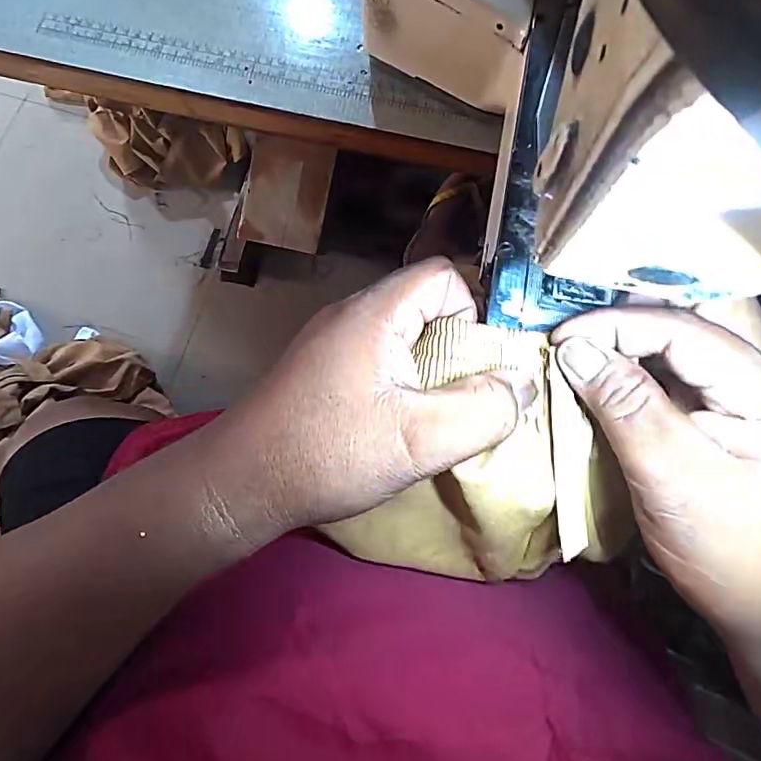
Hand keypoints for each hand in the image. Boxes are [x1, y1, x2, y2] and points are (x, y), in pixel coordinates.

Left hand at [213, 257, 533, 530]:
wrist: (237, 484)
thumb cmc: (325, 455)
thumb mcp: (417, 440)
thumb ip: (482, 411)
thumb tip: (522, 385)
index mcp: (375, 313)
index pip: (443, 276)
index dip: (472, 312)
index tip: (476, 365)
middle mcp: (352, 313)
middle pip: (427, 305)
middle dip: (456, 349)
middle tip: (458, 399)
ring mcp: (333, 339)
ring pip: (405, 334)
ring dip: (430, 370)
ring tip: (429, 416)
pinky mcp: (323, 366)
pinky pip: (381, 356)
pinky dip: (402, 381)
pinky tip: (395, 423)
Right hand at [552, 307, 760, 677]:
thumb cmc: (740, 564)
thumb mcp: (673, 485)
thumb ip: (626, 407)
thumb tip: (576, 347)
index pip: (685, 325)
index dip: (615, 323)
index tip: (561, 339)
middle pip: (710, 311)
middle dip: (643, 307)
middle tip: (585, 323)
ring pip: (709, 336)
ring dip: (653, 333)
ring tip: (600, 343)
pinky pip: (707, 371)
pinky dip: (664, 365)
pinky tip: (631, 377)